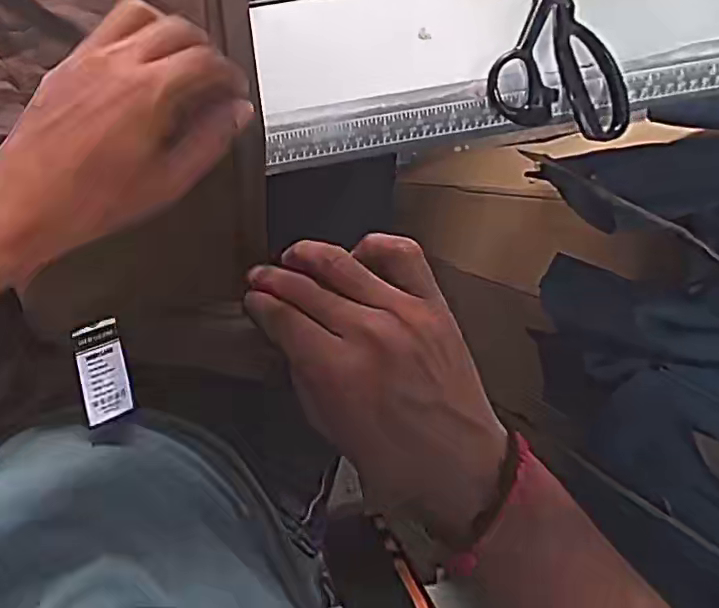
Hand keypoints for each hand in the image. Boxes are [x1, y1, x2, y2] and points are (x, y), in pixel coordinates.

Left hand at [0, 0, 253, 299]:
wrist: (22, 205)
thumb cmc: (84, 202)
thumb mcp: (164, 182)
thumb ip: (208, 140)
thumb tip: (235, 113)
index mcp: (147, 91)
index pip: (205, 59)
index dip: (228, 72)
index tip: (232, 88)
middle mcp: (117, 64)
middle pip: (177, 27)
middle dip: (205, 46)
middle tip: (211, 73)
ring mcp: (86, 60)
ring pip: (138, 14)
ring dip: (166, 28)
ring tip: (175, 56)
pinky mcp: (65, 65)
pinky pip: (104, 29)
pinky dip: (130, 34)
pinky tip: (134, 63)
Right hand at [245, 235, 508, 535]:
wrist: (465, 470)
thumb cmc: (396, 459)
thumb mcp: (326, 423)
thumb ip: (299, 370)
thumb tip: (281, 331)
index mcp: (338, 371)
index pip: (281, 315)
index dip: (259, 303)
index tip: (253, 299)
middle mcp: (369, 334)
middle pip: (301, 285)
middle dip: (271, 278)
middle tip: (261, 277)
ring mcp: (403, 314)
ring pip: (338, 261)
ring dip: (305, 253)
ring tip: (294, 257)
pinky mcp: (433, 306)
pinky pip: (400, 254)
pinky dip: (371, 247)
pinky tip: (355, 256)